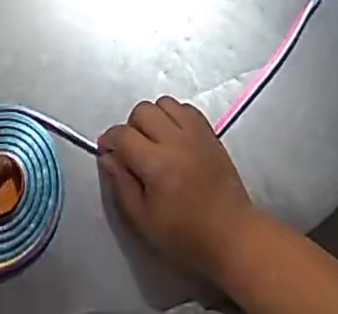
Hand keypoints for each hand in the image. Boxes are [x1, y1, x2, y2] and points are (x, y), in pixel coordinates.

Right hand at [98, 97, 258, 278]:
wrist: (230, 232)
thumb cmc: (184, 234)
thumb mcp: (143, 219)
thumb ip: (122, 184)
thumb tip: (107, 156)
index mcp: (157, 163)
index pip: (124, 134)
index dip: (109, 139)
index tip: (106, 150)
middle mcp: (176, 139)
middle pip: (143, 110)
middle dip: (130, 126)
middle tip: (132, 149)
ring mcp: (195, 132)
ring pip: (165, 103)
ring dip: (153, 117)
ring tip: (153, 140)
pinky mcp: (209, 131)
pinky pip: (186, 108)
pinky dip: (174, 115)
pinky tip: (174, 137)